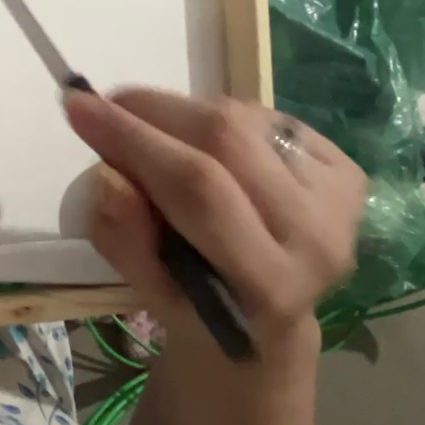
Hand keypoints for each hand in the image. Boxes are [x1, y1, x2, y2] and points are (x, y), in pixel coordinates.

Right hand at [67, 89, 365, 370]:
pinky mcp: (348, 174)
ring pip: (242, 119)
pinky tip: (201, 144)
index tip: (76, 105)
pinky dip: (215, 117)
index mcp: (267, 280)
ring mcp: (341, 202)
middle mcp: (318, 237)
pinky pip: (264, 117)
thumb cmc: (192, 303)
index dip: (132, 138)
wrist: (267, 319)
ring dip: (179, 113)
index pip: (197, 188)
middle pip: (225, 139)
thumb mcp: (143, 285)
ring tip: (151, 136)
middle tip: (103, 109)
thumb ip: (122, 234)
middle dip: (150, 111)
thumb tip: (108, 174)